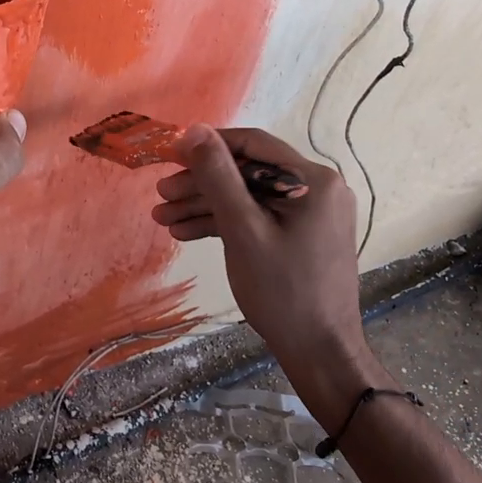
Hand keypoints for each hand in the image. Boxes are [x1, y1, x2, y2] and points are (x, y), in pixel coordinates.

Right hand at [150, 127, 393, 408]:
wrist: (321, 353)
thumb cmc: (283, 291)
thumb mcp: (243, 229)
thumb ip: (218, 176)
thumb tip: (194, 129)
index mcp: (313, 179)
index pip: (252, 145)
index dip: (207, 146)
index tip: (168, 155)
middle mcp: (317, 188)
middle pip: (247, 172)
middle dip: (201, 184)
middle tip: (161, 195)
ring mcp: (311, 214)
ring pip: (249, 197)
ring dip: (206, 205)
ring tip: (164, 218)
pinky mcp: (302, 235)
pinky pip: (258, 217)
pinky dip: (226, 223)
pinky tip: (187, 233)